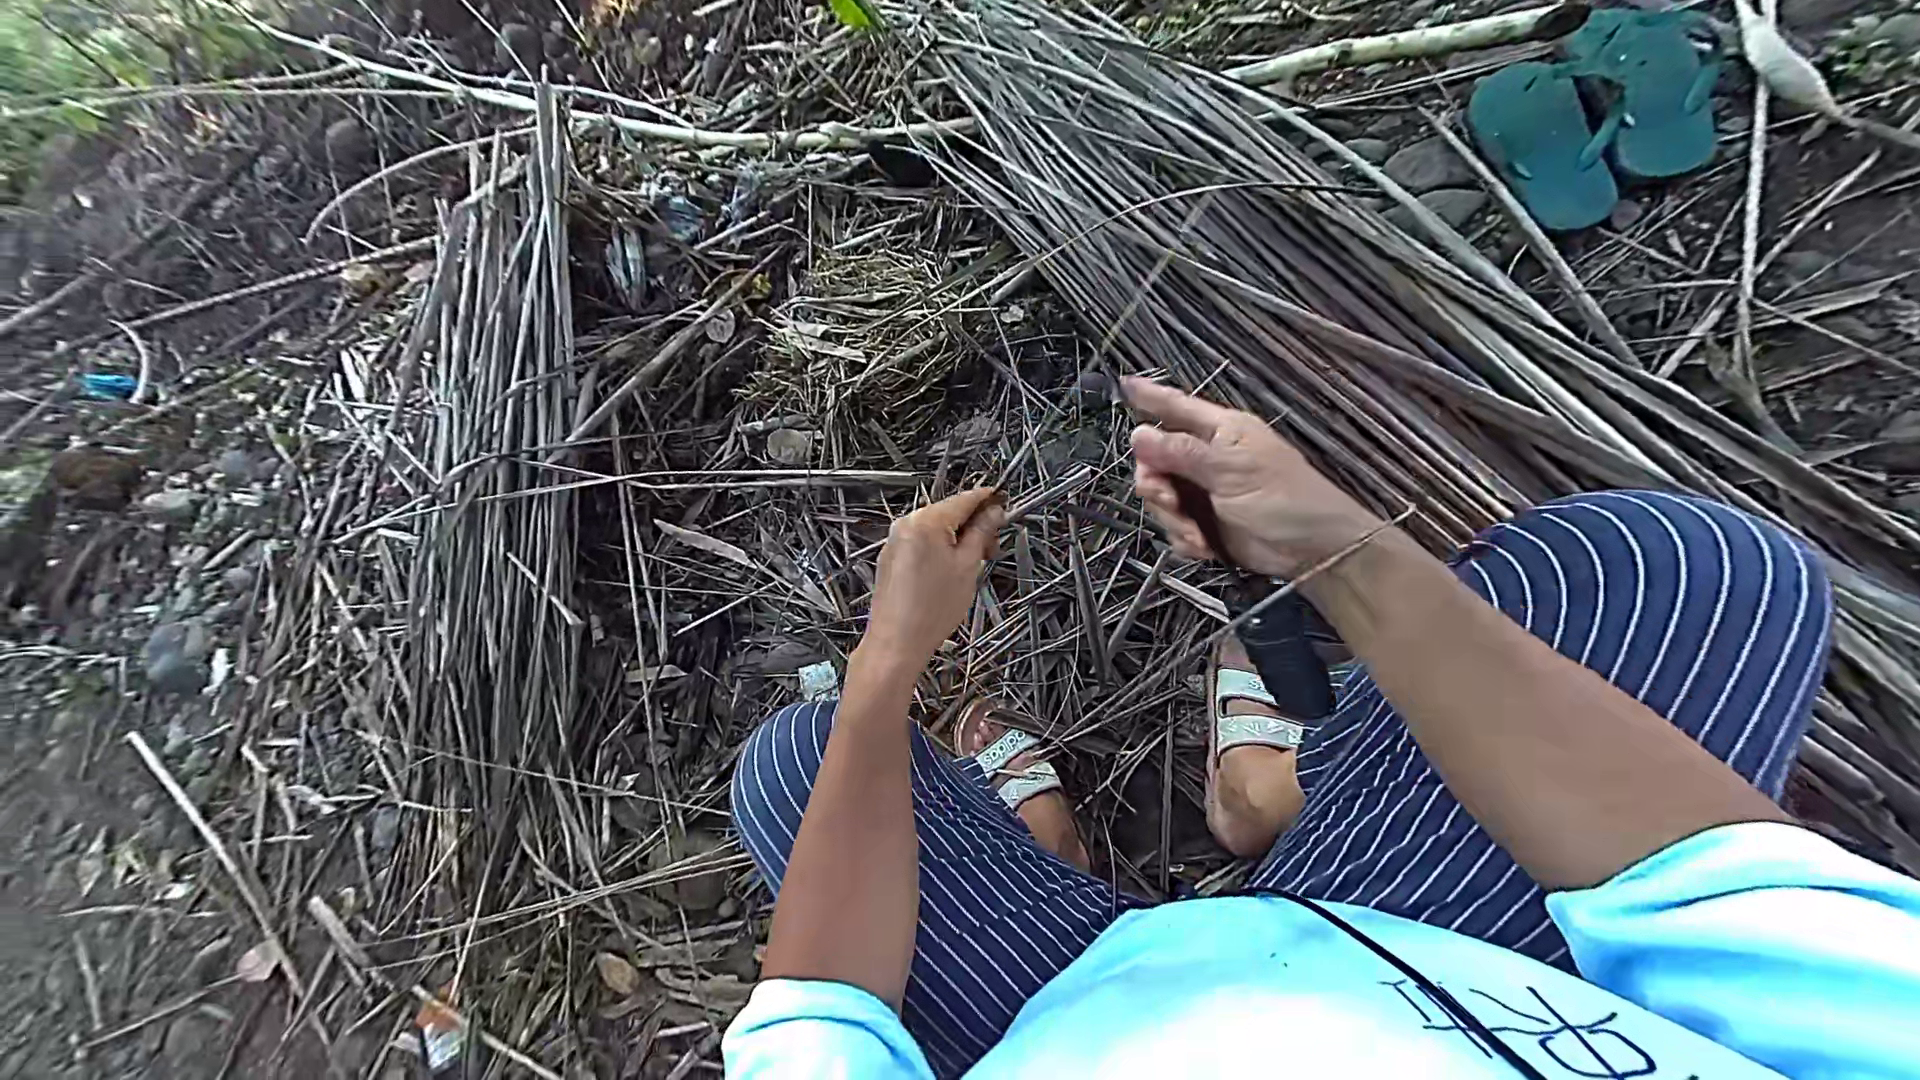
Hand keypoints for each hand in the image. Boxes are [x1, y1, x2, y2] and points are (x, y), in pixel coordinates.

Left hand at [865, 487, 1005, 664]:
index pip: (964, 498)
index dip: (988, 499)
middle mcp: (906, 525)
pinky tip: (951, 572)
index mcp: (925, 521)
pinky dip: (941, 550)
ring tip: (972, 565)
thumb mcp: (968, 566)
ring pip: (937, 529)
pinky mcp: (892, 558)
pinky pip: (923, 543)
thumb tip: (994, 512)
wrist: (897, 643)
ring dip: (958, 539)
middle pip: (950, 512)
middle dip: (974, 526)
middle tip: (993, 546)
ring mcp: (896, 541)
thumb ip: (982, 532)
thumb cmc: (928, 611)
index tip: (1003, 502)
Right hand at [1125, 376, 1382, 577]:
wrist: (1313, 550)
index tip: (1124, 385)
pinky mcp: (1205, 523)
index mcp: (1219, 433)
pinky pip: (1173, 526)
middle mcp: (1206, 459)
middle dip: (1155, 484)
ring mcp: (1204, 491)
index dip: (1150, 397)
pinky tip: (1203, 546)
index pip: (1176, 407)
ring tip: (1196, 533)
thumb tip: (1138, 433)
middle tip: (1167, 499)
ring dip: (1173, 519)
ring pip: (1161, 498)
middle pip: (1155, 461)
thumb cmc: (1284, 499)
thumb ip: (1181, 453)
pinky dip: (1184, 539)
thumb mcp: (1230, 470)